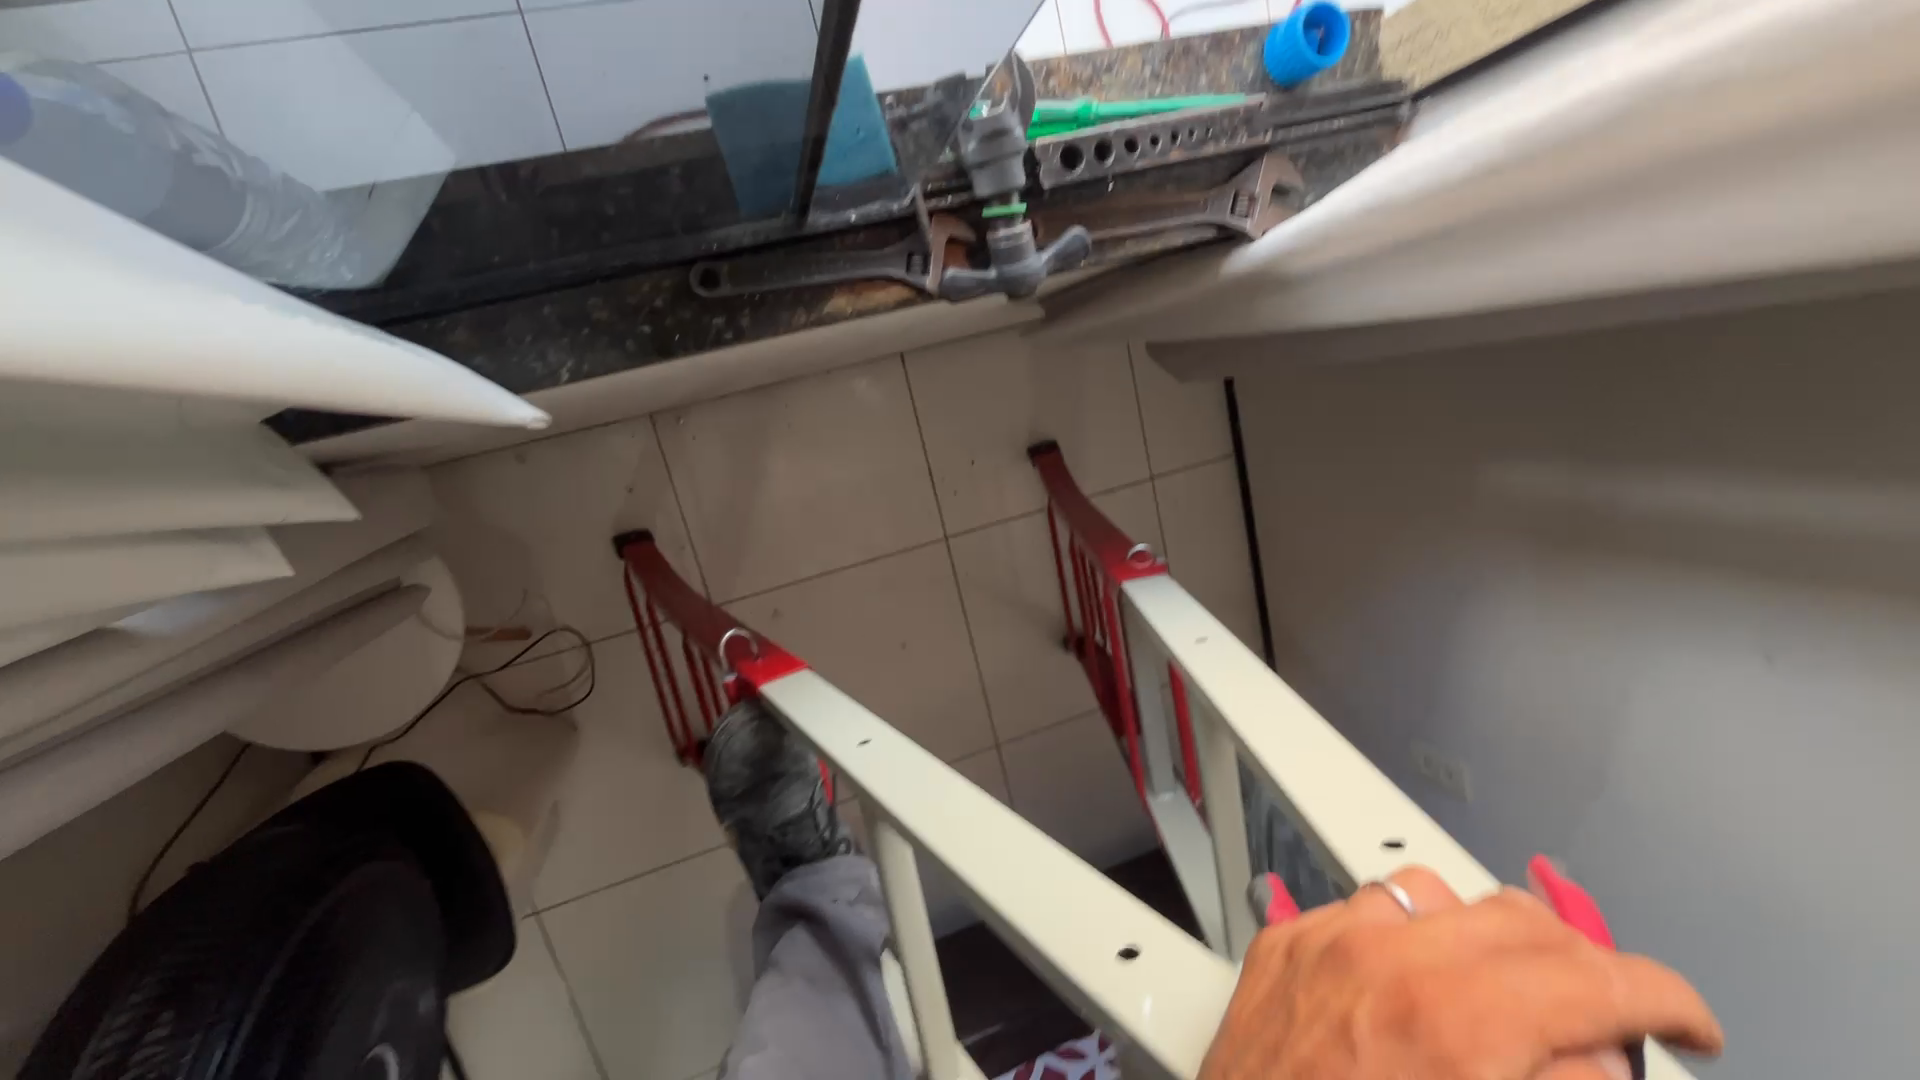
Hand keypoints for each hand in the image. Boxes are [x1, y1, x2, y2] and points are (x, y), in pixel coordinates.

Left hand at [1199, 867, 1722, 1079]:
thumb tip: (1603, 1052)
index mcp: (1454, 1024)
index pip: (1592, 978)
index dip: (1664, 998)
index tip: (1689, 1024)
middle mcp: (1384, 958)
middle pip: (1516, 918)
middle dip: (1577, 961)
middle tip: (1600, 1011)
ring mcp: (1323, 940)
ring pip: (1432, 895)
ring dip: (1481, 935)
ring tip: (1500, 988)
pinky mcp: (1282, 942)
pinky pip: (1359, 910)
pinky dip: (1403, 936)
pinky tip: (1410, 979)